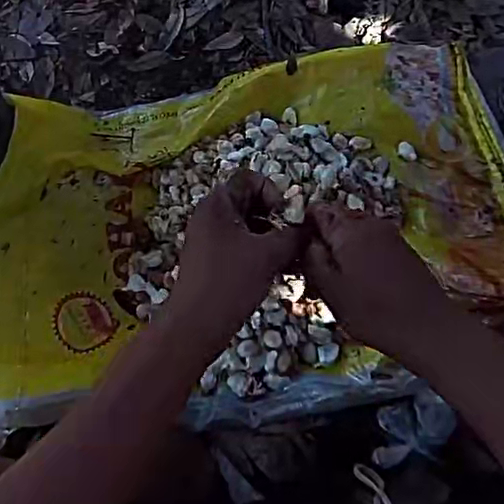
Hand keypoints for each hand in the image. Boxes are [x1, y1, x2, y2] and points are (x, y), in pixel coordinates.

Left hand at [165, 170, 305, 339]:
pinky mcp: (211, 259)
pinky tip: (276, 273)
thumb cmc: (231, 281)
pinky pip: (240, 245)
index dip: (274, 192)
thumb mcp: (269, 254)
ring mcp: (208, 238)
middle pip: (250, 202)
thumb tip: (309, 225)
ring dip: (271, 238)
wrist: (195, 325)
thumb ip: (294, 234)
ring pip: (247, 226)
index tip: (286, 217)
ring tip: (289, 260)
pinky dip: (259, 253)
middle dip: (276, 218)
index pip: (250, 179)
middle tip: (293, 240)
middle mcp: (210, 215)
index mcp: (217, 203)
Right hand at [302, 204, 472, 368]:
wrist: (430, 328)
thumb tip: (306, 240)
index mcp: (347, 229)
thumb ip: (312, 259)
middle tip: (316, 265)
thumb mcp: (331, 291)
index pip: (316, 210)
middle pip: (337, 217)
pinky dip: (361, 251)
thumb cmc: (373, 312)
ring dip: (343, 244)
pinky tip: (361, 277)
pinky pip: (371, 239)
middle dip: (324, 235)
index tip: (298, 248)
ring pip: (355, 229)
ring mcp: (388, 233)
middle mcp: (368, 222)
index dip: (303, 225)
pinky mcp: (402, 247)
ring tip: (339, 274)